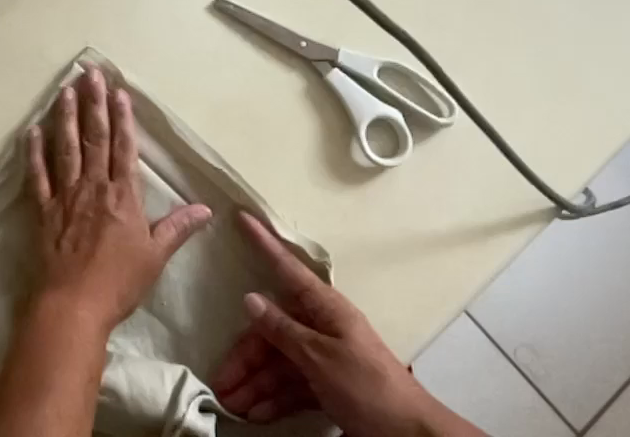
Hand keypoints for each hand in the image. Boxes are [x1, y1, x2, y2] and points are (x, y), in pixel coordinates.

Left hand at [25, 63, 213, 332]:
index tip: (118, 91)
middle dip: (93, 103)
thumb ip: (178, 228)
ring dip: (64, 116)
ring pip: (65, 147)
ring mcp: (65, 196)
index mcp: (123, 195)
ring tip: (64, 89)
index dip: (123, 118)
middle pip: (94, 137)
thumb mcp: (156, 256)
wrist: (73, 306)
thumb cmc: (118, 283)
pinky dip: (34, 152)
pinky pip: (37, 175)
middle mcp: (94, 186)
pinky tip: (32, 131)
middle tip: (89, 73)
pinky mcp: (43, 211)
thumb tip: (206, 209)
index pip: (124, 147)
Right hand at [211, 212, 457, 436]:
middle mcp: (320, 327)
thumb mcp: (321, 358)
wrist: (410, 436)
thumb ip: (283, 330)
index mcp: (324, 308)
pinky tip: (255, 413)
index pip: (286, 268)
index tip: (243, 216)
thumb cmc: (368, 387)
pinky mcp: (326, 386)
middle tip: (219, 384)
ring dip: (254, 383)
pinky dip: (272, 398)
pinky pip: (290, 385)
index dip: (264, 243)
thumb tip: (251, 298)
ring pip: (277, 362)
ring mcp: (323, 357)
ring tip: (231, 405)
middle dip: (244, 358)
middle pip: (272, 332)